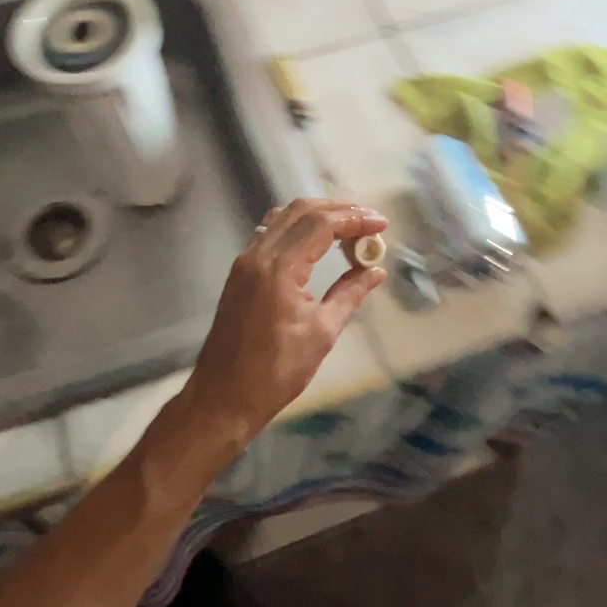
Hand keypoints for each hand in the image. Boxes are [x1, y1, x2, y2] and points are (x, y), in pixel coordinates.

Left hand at [178, 198, 387, 440]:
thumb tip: (375, 271)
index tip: (382, 225)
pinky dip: (296, 227)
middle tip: (369, 221)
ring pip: (282, 217)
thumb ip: (350, 294)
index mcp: (279, 268)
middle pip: (300, 211)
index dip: (354, 219)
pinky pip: (269, 233)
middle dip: (338, 210)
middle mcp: (258, 254)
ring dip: (316, 215)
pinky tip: (316, 241)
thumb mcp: (322, 333)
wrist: (224, 396)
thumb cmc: (277, 371)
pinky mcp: (240, 271)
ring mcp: (245, 261)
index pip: (321, 225)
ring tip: (348, 226)